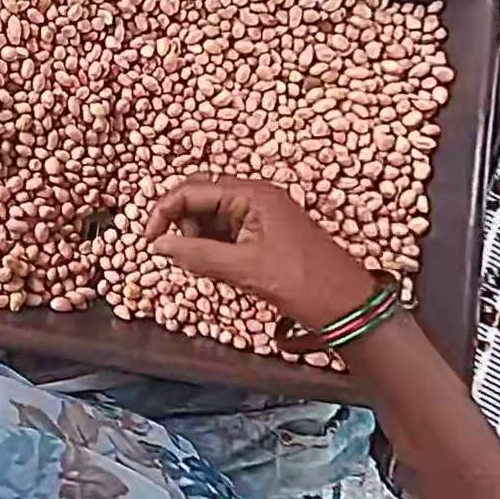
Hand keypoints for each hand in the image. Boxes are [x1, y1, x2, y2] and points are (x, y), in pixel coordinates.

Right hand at [144, 177, 375, 331]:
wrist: (350, 308)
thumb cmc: (302, 282)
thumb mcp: (242, 268)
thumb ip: (195, 254)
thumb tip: (157, 245)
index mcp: (251, 194)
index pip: (191, 190)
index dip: (163, 212)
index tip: (149, 239)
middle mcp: (253, 196)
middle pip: (198, 196)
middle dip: (180, 221)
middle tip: (173, 250)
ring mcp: (259, 213)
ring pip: (209, 214)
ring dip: (196, 236)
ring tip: (201, 264)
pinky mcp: (262, 232)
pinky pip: (224, 230)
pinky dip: (211, 245)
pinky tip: (215, 266)